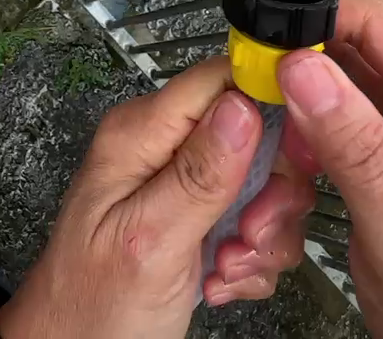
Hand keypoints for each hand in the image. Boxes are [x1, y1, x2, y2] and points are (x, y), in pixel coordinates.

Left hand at [0, 58, 310, 338]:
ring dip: (261, 233)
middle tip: (248, 236)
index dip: (265, 104)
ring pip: (259, 180)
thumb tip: (241, 105)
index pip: (216, 79)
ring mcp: (179, 179)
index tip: (289, 158)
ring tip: (228, 267)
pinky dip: (250, 256)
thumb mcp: (151, 239)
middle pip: (251, 131)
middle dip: (267, 191)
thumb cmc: (93, 303)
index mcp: (141, 132)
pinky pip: (249, 217)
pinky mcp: (194, 213)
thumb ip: (198, 173)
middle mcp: (161, 144)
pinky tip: (221, 279)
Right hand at [277, 0, 382, 338]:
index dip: (324, 14)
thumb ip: (360, 155)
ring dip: (309, 69)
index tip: (262, 38)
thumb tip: (301, 64)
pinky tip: (303, 141)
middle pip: (379, 20)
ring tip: (283, 124)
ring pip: (360, 47)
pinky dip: (317, 98)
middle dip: (312, 37)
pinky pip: (355, 83)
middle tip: (262, 78)